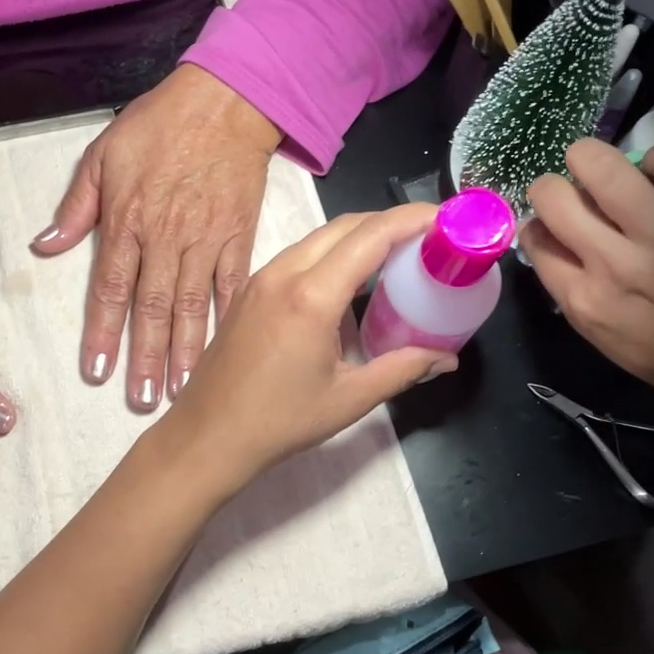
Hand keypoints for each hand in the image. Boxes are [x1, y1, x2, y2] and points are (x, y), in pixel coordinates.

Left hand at [33, 63, 282, 412]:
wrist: (224, 104)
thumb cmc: (159, 125)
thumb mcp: (103, 154)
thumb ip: (77, 205)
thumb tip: (45, 246)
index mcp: (126, 220)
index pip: (109, 287)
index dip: (103, 333)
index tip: (97, 372)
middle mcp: (164, 238)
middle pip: (151, 307)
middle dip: (146, 357)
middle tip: (143, 399)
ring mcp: (205, 240)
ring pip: (191, 304)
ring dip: (185, 349)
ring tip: (181, 388)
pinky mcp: (238, 237)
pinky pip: (231, 284)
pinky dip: (226, 318)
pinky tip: (224, 348)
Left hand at [156, 205, 457, 488]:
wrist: (206, 437)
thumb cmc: (279, 422)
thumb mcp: (350, 398)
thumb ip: (403, 369)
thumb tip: (446, 357)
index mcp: (311, 296)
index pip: (370, 236)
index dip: (411, 219)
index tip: (444, 217)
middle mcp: (283, 273)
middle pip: (345, 225)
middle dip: (390, 222)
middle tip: (427, 237)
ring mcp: (261, 279)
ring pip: (319, 238)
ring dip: (360, 237)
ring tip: (397, 256)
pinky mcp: (249, 290)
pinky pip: (299, 256)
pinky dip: (333, 255)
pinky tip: (352, 282)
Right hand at [524, 140, 653, 440]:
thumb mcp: (612, 340)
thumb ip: (579, 291)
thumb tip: (561, 243)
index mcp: (585, 303)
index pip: (535, 239)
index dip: (539, 224)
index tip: (554, 224)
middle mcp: (613, 263)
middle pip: (553, 194)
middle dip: (555, 186)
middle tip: (579, 194)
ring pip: (599, 164)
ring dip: (594, 160)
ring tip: (613, 174)